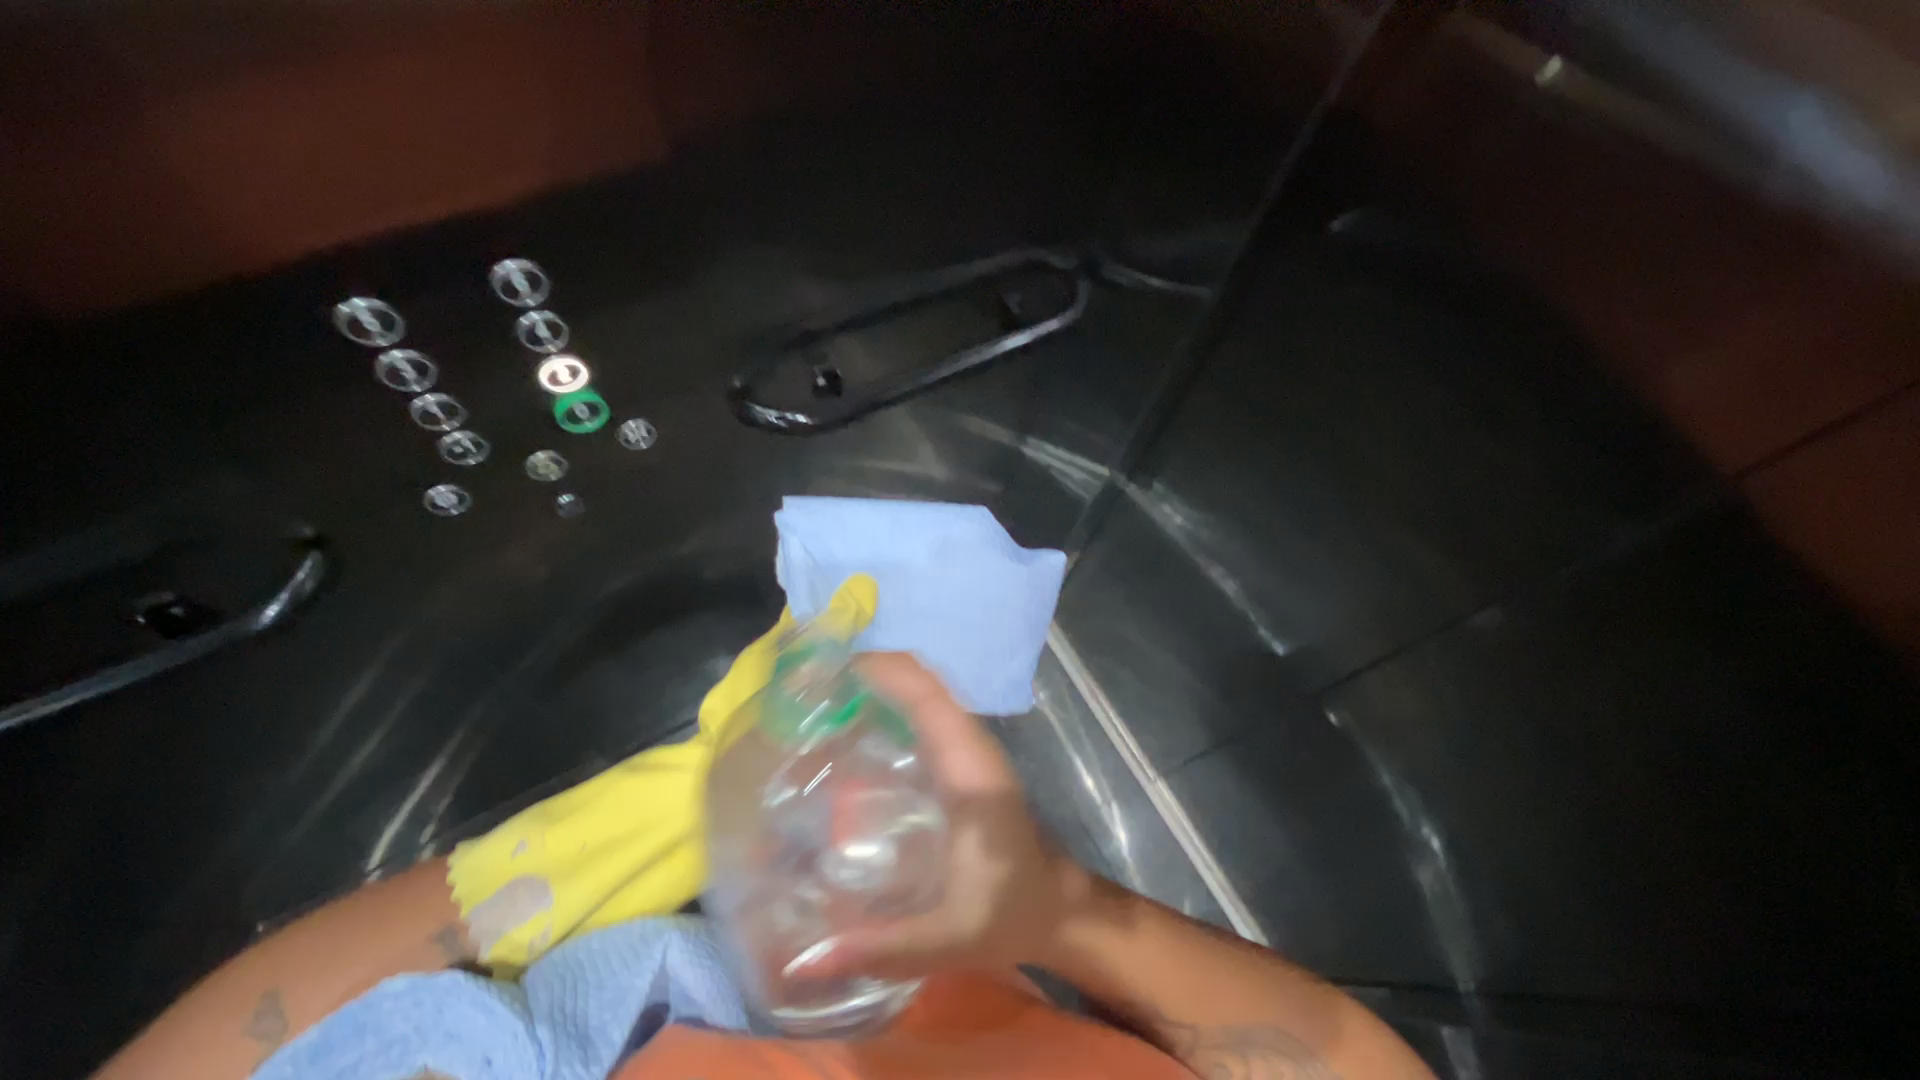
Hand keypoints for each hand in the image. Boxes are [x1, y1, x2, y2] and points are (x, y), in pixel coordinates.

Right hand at [795, 652, 1093, 979]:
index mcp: (972, 771)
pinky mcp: (964, 763)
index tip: (824, 672)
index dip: (883, 672)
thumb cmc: (1013, 913)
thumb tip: (801, 964)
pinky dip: (888, 708)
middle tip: (803, 692)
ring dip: (876, 688)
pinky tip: (847, 736)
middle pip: (921, 684)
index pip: (929, 697)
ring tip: (814, 707)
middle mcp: (972, 748)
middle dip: (867, 675)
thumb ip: (883, 949)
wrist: (1060, 909)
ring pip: (924, 695)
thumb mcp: (951, 938)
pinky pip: (924, 717)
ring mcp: (970, 752)